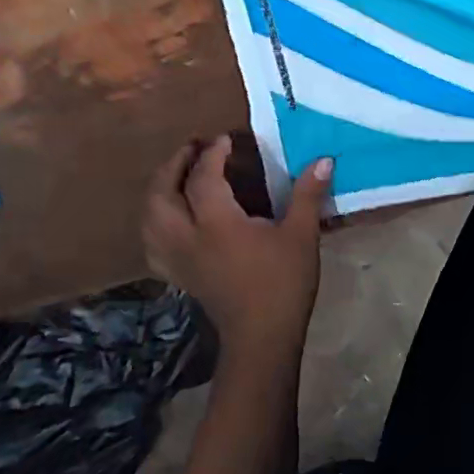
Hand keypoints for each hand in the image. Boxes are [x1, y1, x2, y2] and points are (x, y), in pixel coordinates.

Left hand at [145, 135, 333, 364]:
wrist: (262, 335)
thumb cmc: (283, 281)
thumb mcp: (301, 234)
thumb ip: (308, 194)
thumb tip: (324, 160)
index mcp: (216, 224)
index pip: (203, 178)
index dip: (212, 154)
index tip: (225, 139)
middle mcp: (187, 237)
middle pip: (161, 194)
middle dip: (173, 166)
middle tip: (192, 149)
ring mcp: (177, 258)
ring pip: (149, 218)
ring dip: (158, 191)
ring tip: (177, 176)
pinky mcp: (178, 275)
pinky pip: (152, 242)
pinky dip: (155, 222)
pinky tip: (168, 219)